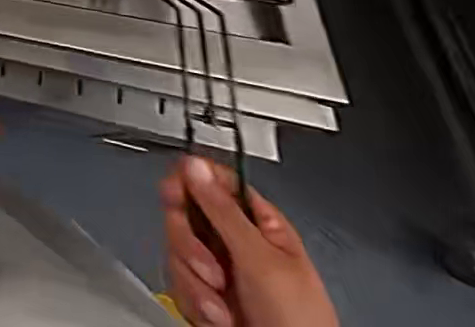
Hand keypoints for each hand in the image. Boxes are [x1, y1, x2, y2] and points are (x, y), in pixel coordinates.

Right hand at [161, 155, 337, 326]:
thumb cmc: (298, 321)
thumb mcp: (261, 261)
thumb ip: (223, 210)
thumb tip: (195, 164)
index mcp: (255, 220)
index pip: (212, 179)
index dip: (189, 180)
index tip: (175, 194)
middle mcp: (231, 238)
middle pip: (184, 212)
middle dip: (189, 247)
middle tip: (211, 271)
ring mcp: (216, 265)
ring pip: (176, 247)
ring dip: (194, 282)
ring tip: (221, 307)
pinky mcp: (202, 291)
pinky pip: (176, 278)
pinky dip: (193, 301)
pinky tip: (218, 317)